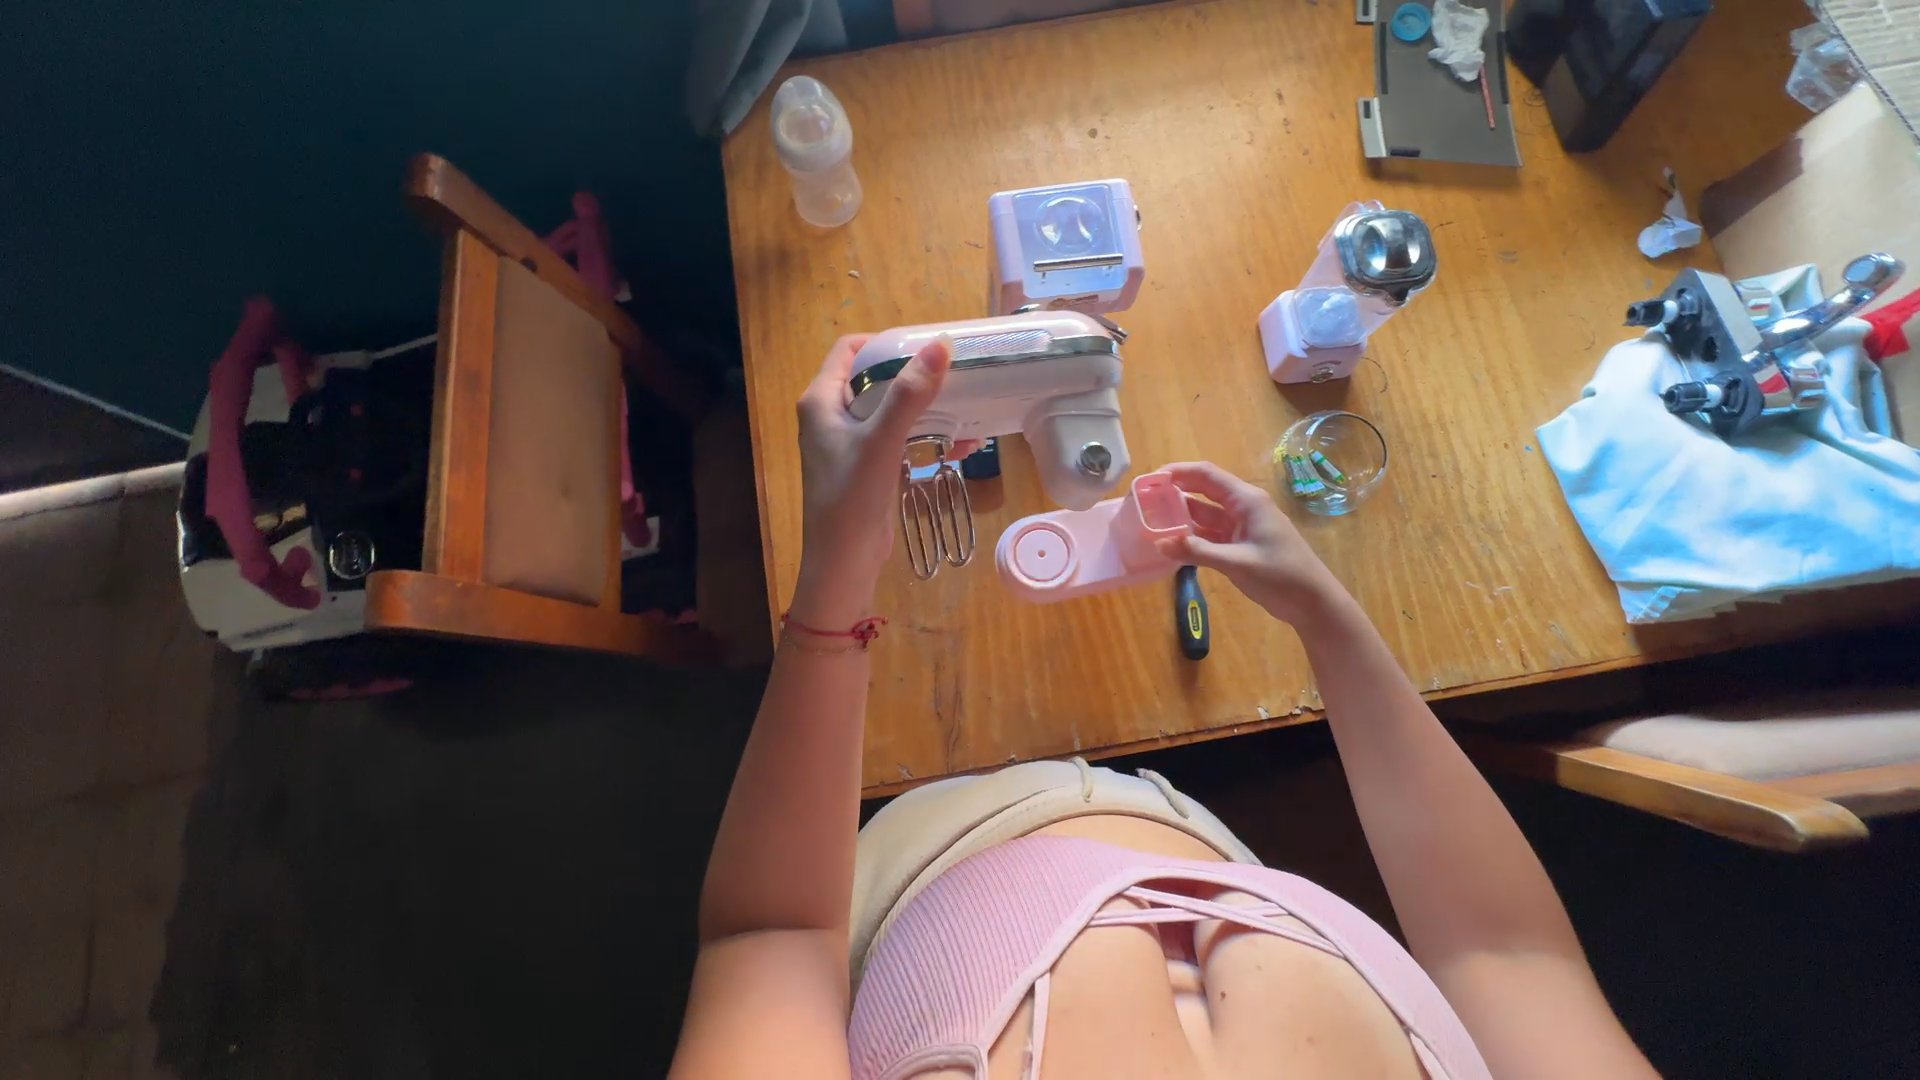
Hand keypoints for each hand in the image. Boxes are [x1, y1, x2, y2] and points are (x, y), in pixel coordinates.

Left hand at [793, 334, 961, 616]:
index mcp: (821, 401)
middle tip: (955, 373)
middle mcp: (832, 416)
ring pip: (892, 411)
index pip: (849, 350)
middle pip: (875, 378)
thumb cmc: (850, 498)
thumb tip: (940, 347)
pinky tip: (963, 445)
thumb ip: (909, 395)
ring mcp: (850, 443)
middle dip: (915, 376)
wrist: (842, 562)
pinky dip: (927, 438)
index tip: (925, 346)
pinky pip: (900, 440)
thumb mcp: (881, 442)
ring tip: (968, 409)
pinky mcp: (868, 467)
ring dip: (928, 410)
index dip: (885, 342)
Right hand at [1152, 461, 1345, 626]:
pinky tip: (1172, 540)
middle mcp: (1243, 507)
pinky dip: (1192, 535)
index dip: (1179, 472)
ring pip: (1205, 513)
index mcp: (1247, 501)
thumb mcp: (1236, 563)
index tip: (1151, 478)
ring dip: (1182, 514)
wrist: (1312, 601)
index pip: (1207, 475)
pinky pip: (1210, 532)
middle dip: (1176, 490)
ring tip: (1152, 517)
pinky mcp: (1240, 544)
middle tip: (1145, 497)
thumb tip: (1159, 543)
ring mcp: (1242, 526)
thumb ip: (1197, 551)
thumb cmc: (1281, 575)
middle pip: (1204, 490)